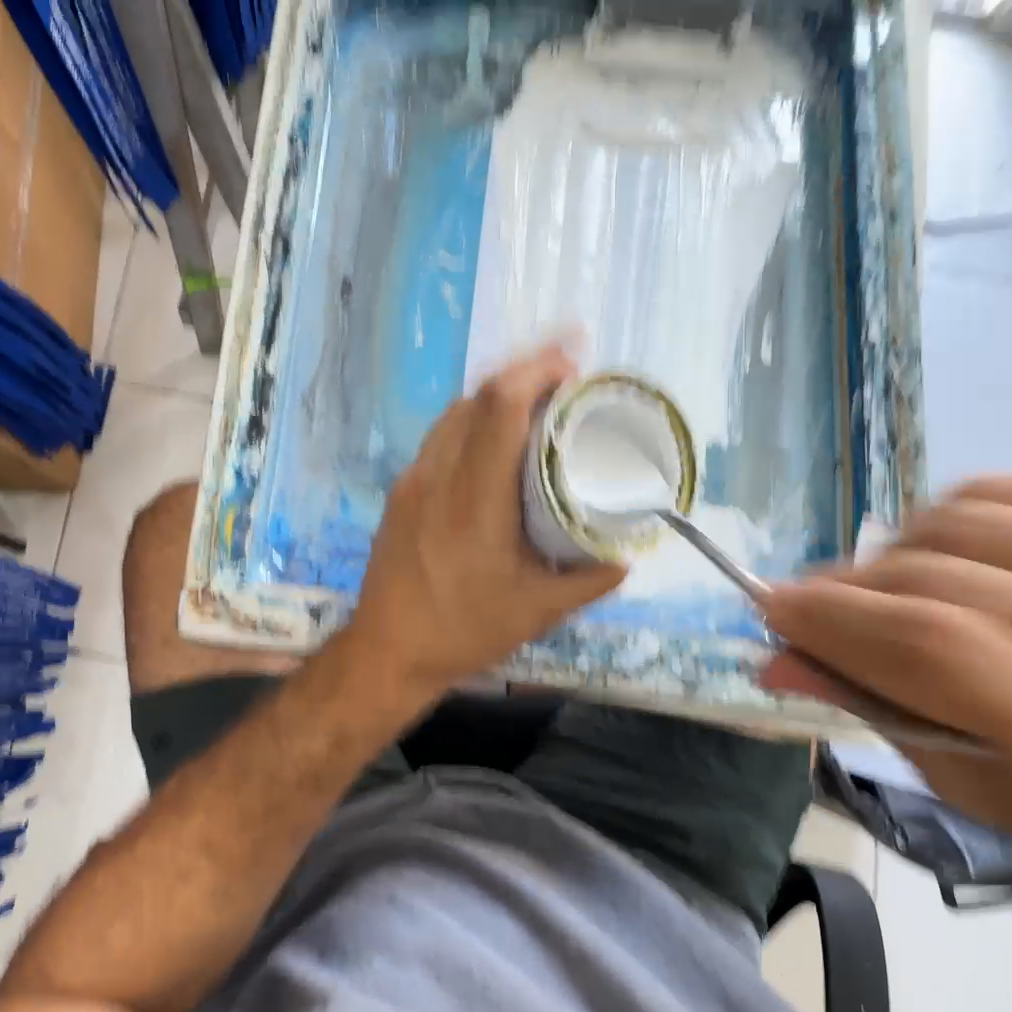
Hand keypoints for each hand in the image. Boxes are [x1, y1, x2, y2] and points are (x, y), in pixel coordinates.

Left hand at [340, 343, 626, 698]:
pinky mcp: (401, 491)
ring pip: (455, 413)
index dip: (536, 371)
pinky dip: (473, 421)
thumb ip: (587, 580)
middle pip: (477, 398)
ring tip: (539, 398)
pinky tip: (497, 436)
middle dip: (524, 373)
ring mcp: (413, 481)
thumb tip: (625, 556)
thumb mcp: (536, 612)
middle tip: (568, 376)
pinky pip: (440, 437)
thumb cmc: (462, 632)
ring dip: (496, 395)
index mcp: (475, 500)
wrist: (386, 650)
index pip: (499, 409)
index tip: (574, 362)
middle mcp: (438, 477)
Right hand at [759, 477, 1011, 938]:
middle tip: (813, 607)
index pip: (946, 652)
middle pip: (952, 582)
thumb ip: (888, 720)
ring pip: (978, 520)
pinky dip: (960, 518)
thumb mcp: (1002, 802)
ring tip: (889, 587)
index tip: (770, 610)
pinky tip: (958, 558)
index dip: (836, 619)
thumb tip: (778, 657)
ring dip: (899, 551)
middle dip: (851, 587)